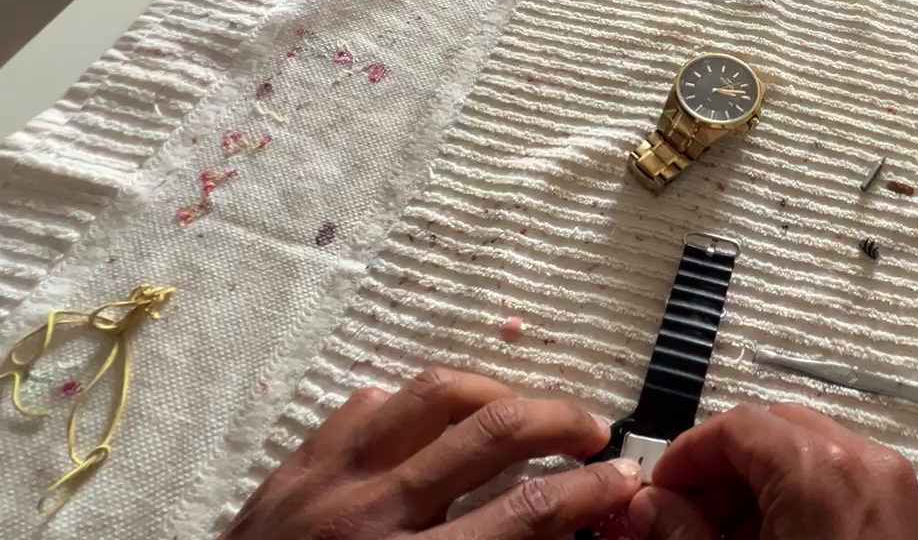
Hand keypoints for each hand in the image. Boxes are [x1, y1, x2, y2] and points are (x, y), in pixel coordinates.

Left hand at [224, 368, 641, 539]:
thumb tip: (553, 531)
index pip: (525, 514)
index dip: (588, 490)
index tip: (625, 475)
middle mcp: (369, 516)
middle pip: (492, 433)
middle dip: (561, 420)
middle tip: (594, 429)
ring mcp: (324, 480)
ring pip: (434, 391)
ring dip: (497, 391)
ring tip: (523, 408)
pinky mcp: (292, 466)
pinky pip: (368, 403)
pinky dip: (413, 403)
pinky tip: (432, 422)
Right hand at [626, 404, 917, 539]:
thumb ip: (686, 537)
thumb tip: (651, 508)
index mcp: (822, 471)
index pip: (739, 427)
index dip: (689, 454)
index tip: (659, 491)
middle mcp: (866, 463)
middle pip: (776, 431)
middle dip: (724, 469)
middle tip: (686, 518)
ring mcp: (897, 488)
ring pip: (811, 452)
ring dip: (762, 484)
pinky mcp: (911, 519)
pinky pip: (844, 480)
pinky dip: (803, 499)